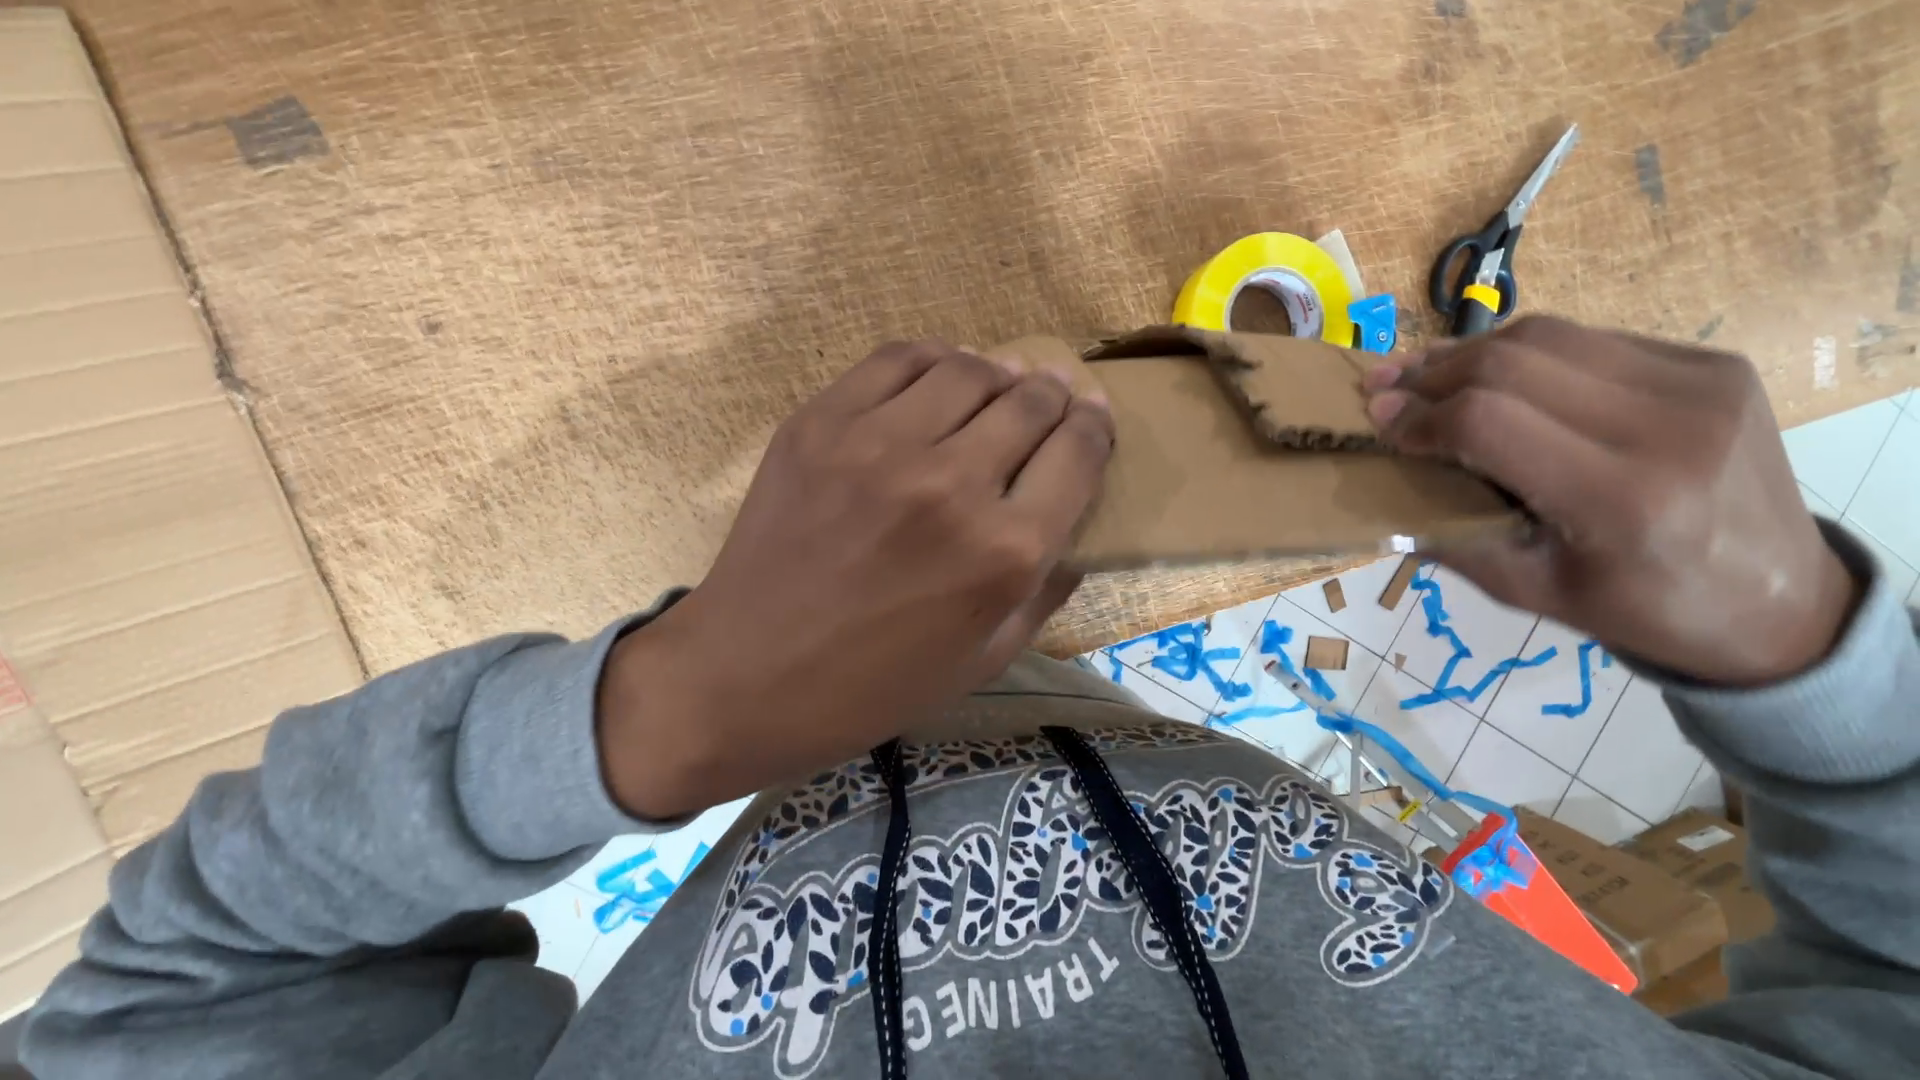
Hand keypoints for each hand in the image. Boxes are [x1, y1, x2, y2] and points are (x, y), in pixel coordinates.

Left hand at [597, 341, 1114, 818]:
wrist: (748, 675)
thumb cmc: (875, 686)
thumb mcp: (986, 660)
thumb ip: (1046, 591)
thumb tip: (1074, 528)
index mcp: (1004, 553)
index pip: (1079, 453)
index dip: (1096, 426)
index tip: (1093, 415)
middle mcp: (952, 484)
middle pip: (1030, 401)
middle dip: (1054, 395)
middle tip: (1050, 398)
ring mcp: (879, 444)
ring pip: (968, 369)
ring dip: (997, 374)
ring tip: (997, 386)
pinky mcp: (821, 423)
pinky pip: (896, 359)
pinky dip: (933, 359)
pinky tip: (938, 376)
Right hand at [1363, 316, 1858, 685]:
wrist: (1779, 600)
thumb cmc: (1642, 609)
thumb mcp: (1531, 590)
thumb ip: (1452, 537)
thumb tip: (1381, 486)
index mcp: (1622, 499)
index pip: (1489, 422)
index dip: (1420, 417)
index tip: (1378, 424)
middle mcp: (1669, 426)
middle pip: (1512, 364)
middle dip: (1431, 375)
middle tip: (1383, 389)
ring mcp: (1701, 384)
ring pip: (1548, 337)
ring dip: (1471, 353)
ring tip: (1422, 372)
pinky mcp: (1714, 364)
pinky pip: (1590, 341)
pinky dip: (1526, 355)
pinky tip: (1492, 375)